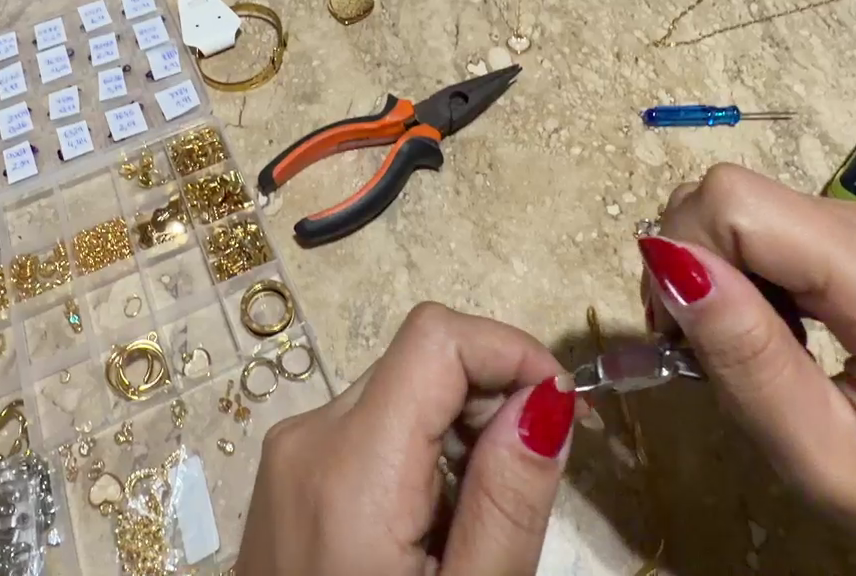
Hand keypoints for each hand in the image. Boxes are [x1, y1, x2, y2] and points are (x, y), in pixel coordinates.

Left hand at [239, 303, 575, 575]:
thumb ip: (506, 501)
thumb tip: (549, 396)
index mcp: (348, 464)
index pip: (434, 336)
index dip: (510, 350)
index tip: (565, 410)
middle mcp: (309, 432)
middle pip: (418, 361)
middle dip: (492, 396)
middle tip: (536, 479)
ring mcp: (292, 448)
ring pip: (398, 390)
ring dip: (459, 427)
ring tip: (481, 516)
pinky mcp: (290, 468)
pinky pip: (371, 425)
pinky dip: (421, 448)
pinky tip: (436, 520)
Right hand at [633, 164, 855, 575]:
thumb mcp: (829, 470)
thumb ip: (748, 362)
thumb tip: (667, 260)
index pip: (742, 204)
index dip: (684, 251)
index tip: (680, 329)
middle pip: (741, 195)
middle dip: (695, 262)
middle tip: (708, 346)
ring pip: (754, 203)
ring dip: (724, 267)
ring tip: (757, 343)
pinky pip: (784, 217)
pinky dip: (757, 263)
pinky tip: (787, 321)